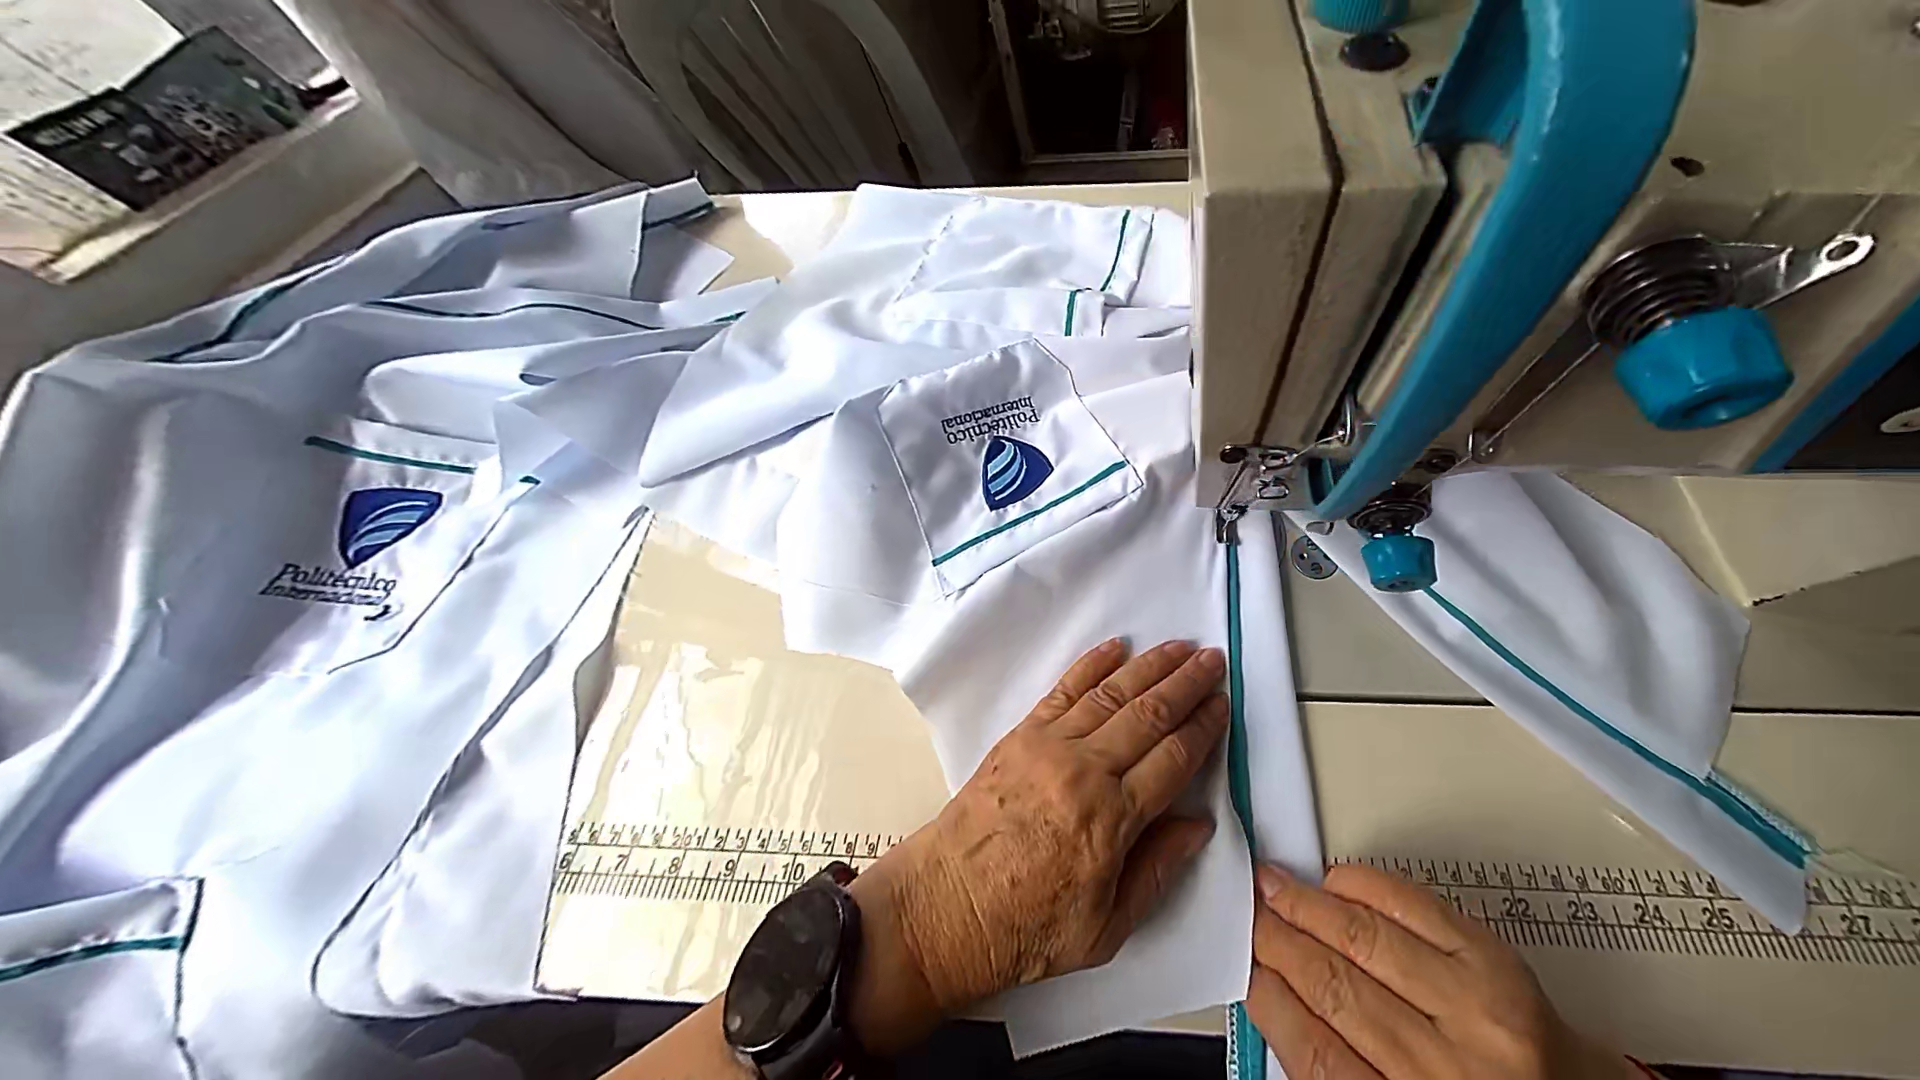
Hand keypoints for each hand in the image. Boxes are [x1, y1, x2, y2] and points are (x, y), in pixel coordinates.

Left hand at [847, 638, 1229, 1046]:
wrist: (949, 903)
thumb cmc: (1028, 924)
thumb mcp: (1109, 926)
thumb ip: (1158, 869)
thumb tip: (1198, 822)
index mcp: (1112, 819)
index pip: (1173, 758)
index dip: (1204, 727)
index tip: (1223, 704)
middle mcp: (1083, 771)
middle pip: (1148, 715)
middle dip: (1186, 684)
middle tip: (1212, 660)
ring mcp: (1048, 747)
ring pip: (1110, 694)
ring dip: (1148, 667)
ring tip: (1178, 647)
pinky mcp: (1019, 736)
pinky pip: (1063, 691)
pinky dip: (1090, 665)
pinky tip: (1114, 648)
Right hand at [1246, 863, 1640, 1079]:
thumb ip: (1333, 1062)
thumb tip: (1268, 990)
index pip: (1312, 1050)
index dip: (1266, 993)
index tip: (1245, 961)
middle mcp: (1450, 1074)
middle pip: (1330, 984)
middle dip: (1274, 936)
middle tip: (1251, 911)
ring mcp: (1480, 1015)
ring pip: (1362, 939)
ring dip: (1304, 904)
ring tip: (1275, 885)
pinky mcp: (1500, 967)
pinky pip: (1414, 908)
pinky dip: (1363, 884)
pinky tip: (1335, 881)